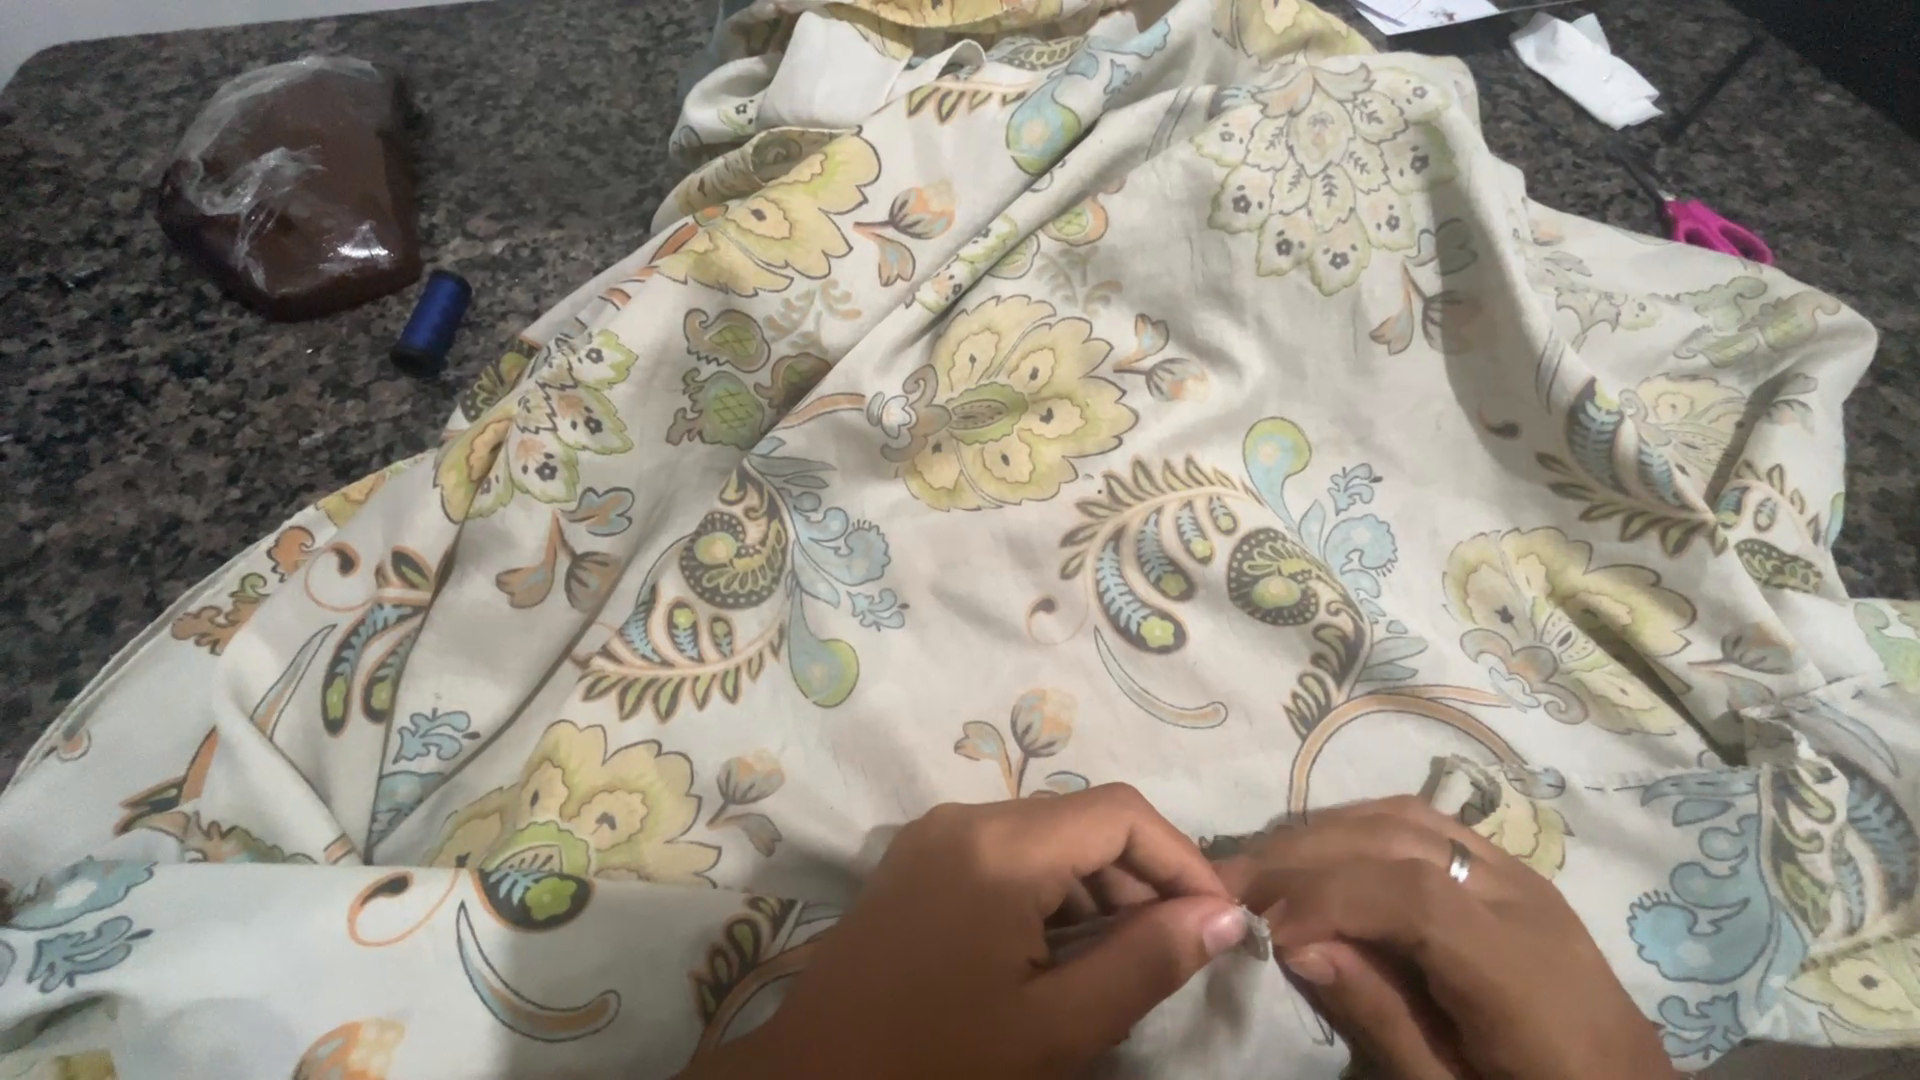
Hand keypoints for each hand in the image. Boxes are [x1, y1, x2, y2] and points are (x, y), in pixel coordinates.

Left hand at [688, 784, 1250, 1079]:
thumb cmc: (939, 1061)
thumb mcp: (1056, 1026)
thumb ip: (1146, 961)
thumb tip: (1225, 915)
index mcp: (1001, 844)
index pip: (1118, 812)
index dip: (1181, 857)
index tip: (1219, 919)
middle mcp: (966, 816)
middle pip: (1080, 817)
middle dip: (1140, 873)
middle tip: (1177, 945)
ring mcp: (935, 832)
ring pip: (1044, 833)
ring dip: (1095, 882)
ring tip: (1123, 953)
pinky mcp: (918, 857)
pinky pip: (1005, 851)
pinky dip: (1049, 887)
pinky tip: (1059, 946)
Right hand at [1217, 797, 1674, 1079]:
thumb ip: (1381, 1020)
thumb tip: (1293, 943)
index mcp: (1529, 976)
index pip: (1417, 896)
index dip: (1329, 898)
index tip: (1264, 929)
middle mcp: (1527, 902)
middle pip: (1397, 840)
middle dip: (1302, 857)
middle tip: (1229, 882)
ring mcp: (1518, 873)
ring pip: (1400, 816)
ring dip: (1320, 834)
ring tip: (1263, 866)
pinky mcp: (1505, 867)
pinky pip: (1417, 821)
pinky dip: (1353, 826)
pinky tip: (1317, 851)